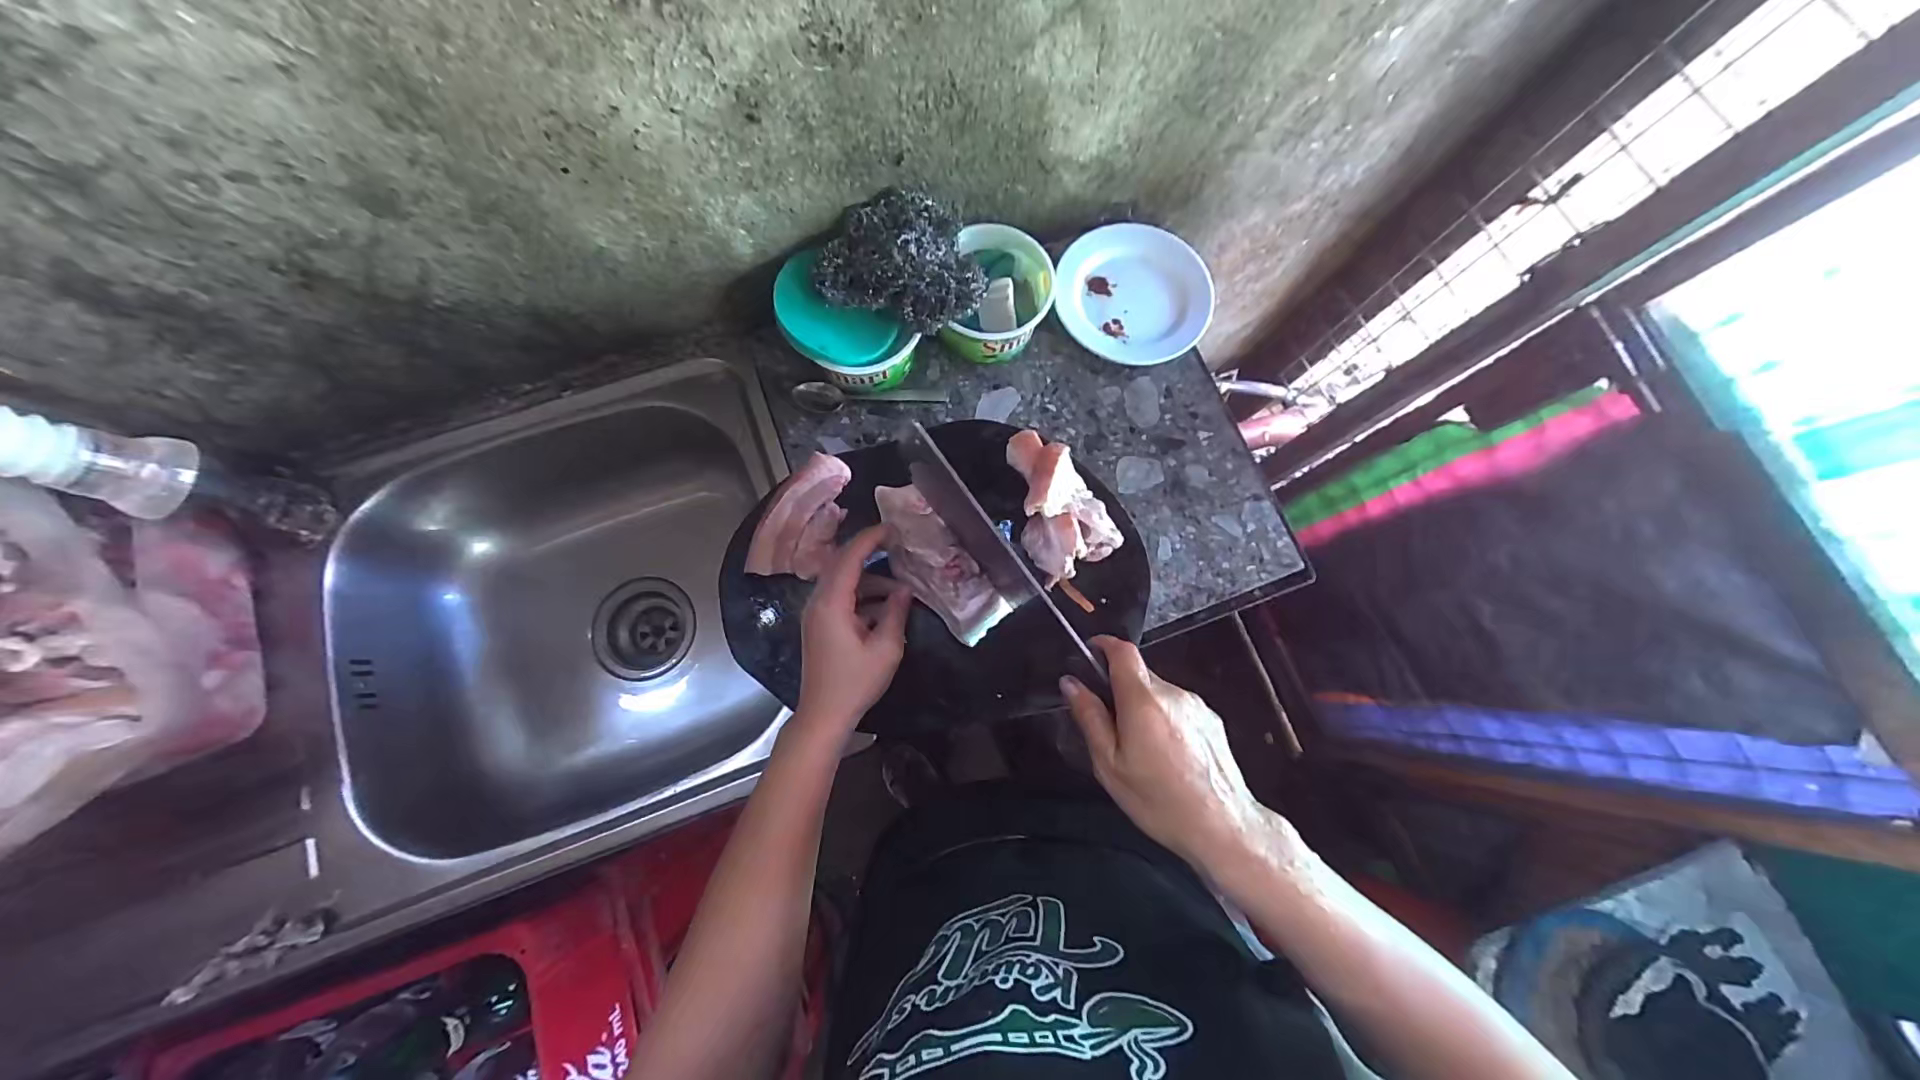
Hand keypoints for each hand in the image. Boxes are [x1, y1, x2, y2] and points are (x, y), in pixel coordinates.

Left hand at [796, 525, 911, 734]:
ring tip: (900, 591)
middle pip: (841, 565)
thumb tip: (904, 591)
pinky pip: (840, 599)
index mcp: (831, 604)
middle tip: (895, 546)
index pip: (849, 559)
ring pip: (842, 583)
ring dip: (870, 581)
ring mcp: (815, 615)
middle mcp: (818, 603)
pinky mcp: (819, 626)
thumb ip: (895, 613)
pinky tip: (884, 609)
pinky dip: (862, 597)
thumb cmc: (855, 683)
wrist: (824, 714)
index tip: (891, 528)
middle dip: (868, 553)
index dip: (869, 539)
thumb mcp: (885, 648)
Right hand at [1061, 636, 1275, 872]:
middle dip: (1120, 690)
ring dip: (1143, 708)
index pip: (1123, 651)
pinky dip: (1165, 720)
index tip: (1091, 650)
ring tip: (1141, 750)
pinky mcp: (1211, 719)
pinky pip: (1178, 707)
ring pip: (1158, 692)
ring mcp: (1195, 706)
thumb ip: (1089, 717)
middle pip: (1139, 674)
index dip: (1104, 645)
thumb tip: (1072, 685)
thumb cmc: (1162, 802)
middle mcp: (1172, 695)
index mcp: (1143, 701)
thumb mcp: (1109, 764)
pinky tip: (1166, 756)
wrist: (1223, 826)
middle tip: (1110, 725)